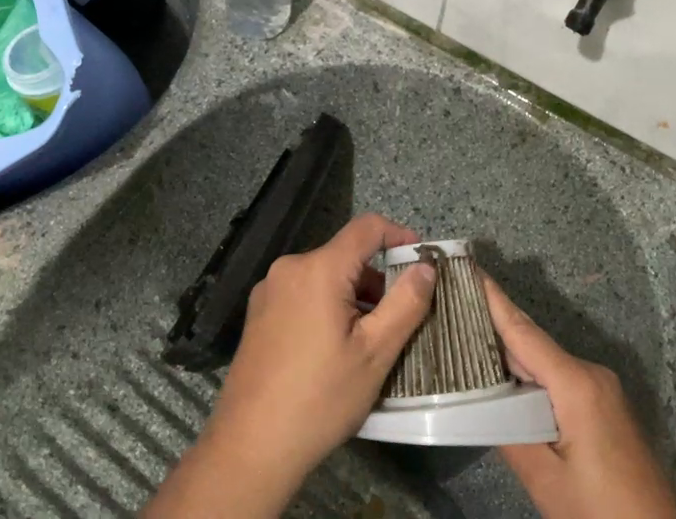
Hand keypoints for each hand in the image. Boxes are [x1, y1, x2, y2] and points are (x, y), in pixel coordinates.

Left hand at [145, 214, 436, 517]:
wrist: (250, 447)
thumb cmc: (319, 398)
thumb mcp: (375, 353)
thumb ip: (406, 303)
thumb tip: (426, 267)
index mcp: (319, 269)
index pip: (367, 228)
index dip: (400, 235)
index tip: (422, 261)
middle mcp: (289, 269)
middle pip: (345, 255)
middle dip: (377, 279)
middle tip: (400, 319)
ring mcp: (268, 292)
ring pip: (324, 277)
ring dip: (353, 298)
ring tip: (370, 343)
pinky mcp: (258, 315)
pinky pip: (303, 295)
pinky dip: (327, 308)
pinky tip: (335, 351)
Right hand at [485, 273, 675, 518]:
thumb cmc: (602, 511)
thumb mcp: (547, 481)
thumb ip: (509, 435)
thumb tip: (478, 403)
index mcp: (577, 384)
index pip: (524, 332)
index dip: (493, 299)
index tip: (467, 266)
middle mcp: (591, 374)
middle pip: (532, 345)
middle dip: (493, 325)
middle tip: (452, 304)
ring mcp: (602, 390)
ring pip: (545, 365)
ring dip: (509, 356)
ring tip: (465, 340)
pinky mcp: (605, 409)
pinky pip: (559, 381)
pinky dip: (530, 378)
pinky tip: (503, 382)